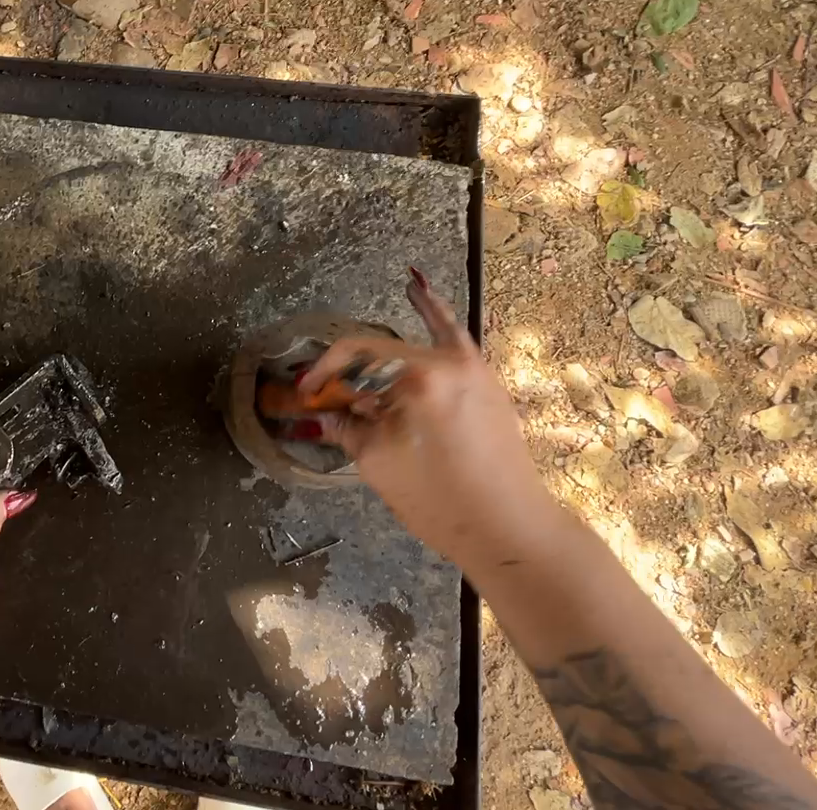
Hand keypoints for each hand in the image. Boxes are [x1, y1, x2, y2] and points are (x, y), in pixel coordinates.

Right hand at [301, 269, 561, 572]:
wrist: (511, 529)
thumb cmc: (438, 499)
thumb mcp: (378, 462)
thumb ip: (347, 427)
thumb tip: (321, 412)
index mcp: (418, 377)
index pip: (355, 356)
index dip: (322, 371)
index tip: (304, 393)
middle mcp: (447, 362)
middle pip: (381, 351)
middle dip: (348, 369)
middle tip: (329, 390)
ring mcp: (472, 369)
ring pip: (415, 342)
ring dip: (388, 340)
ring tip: (384, 301)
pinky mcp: (486, 384)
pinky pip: (453, 337)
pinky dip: (434, 313)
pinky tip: (418, 288)